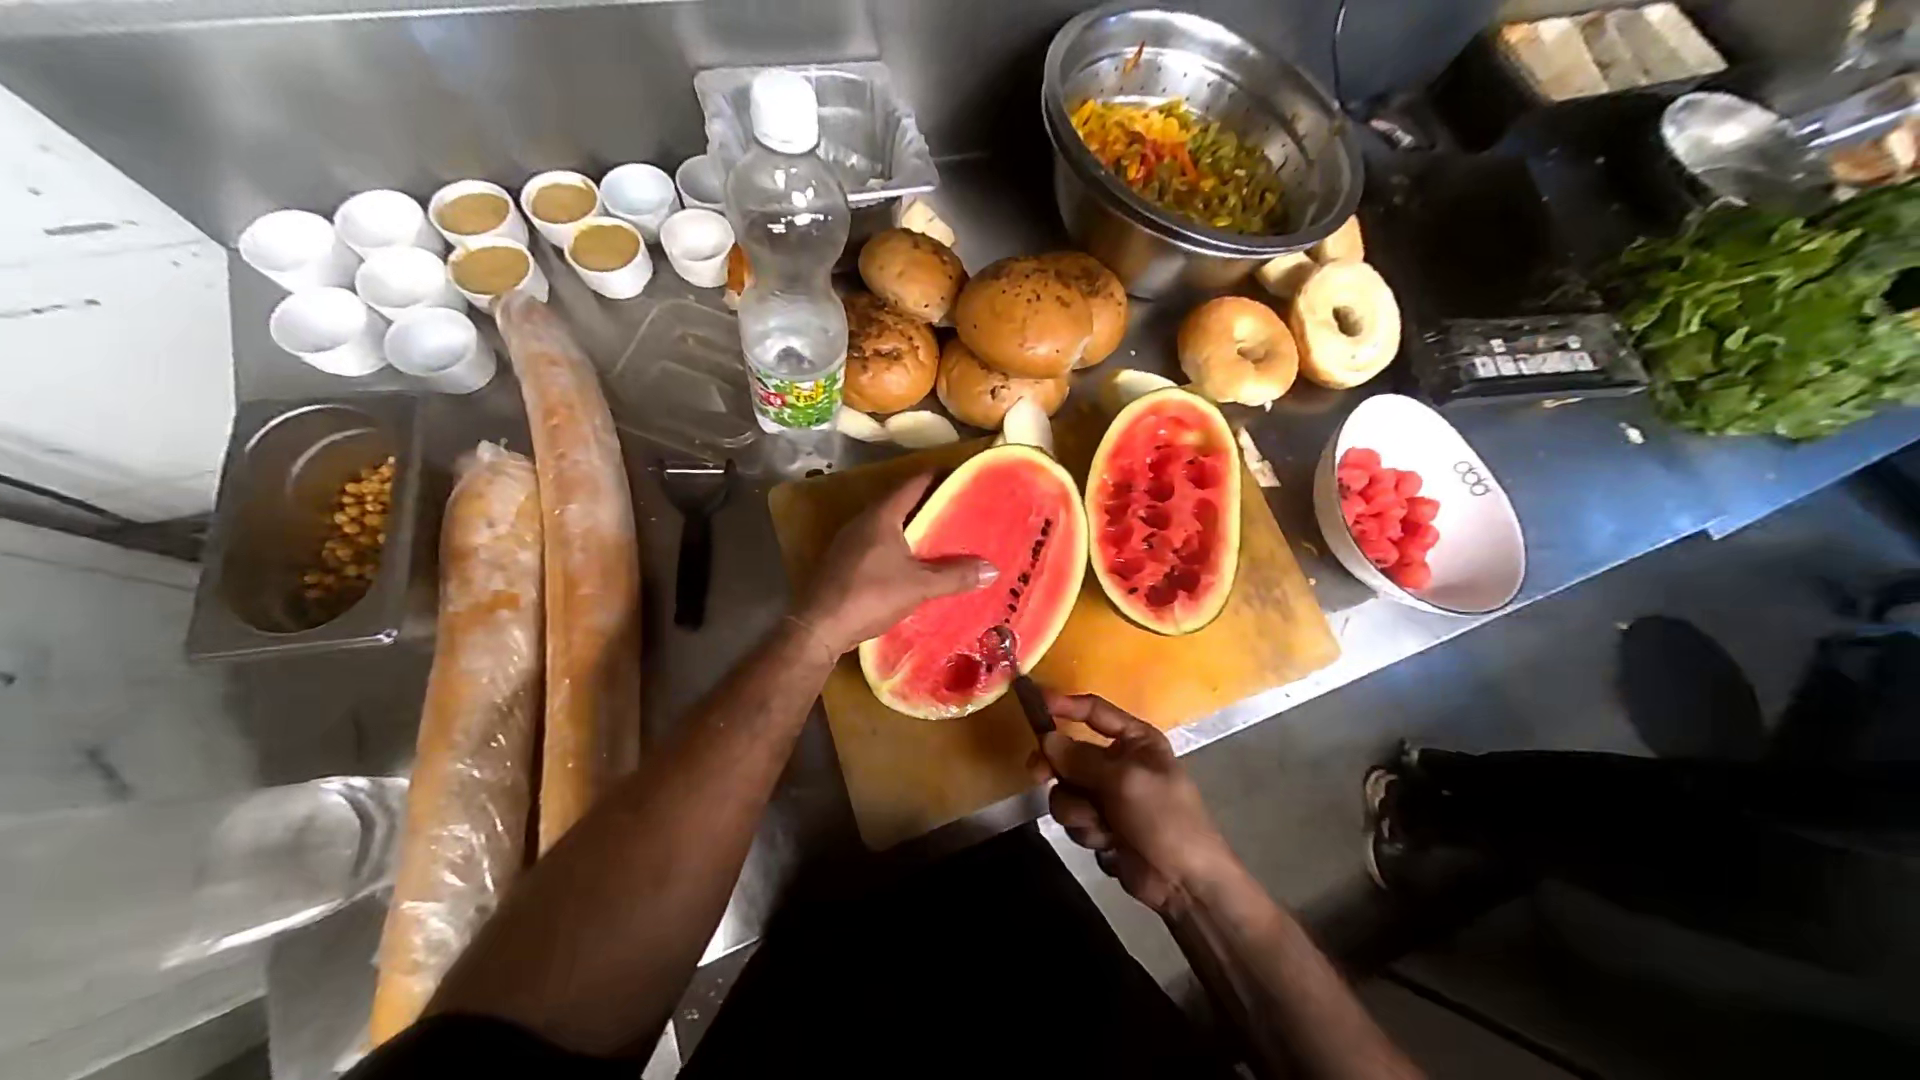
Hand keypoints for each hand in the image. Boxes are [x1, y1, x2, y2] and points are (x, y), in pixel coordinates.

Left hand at [795, 472, 997, 656]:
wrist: (819, 627)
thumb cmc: (869, 596)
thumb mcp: (918, 586)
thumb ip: (955, 576)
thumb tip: (992, 568)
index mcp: (881, 516)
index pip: (913, 484)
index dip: (937, 477)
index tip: (960, 476)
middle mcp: (862, 521)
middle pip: (900, 503)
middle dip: (928, 504)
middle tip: (958, 507)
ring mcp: (849, 542)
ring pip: (888, 526)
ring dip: (912, 528)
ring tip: (941, 534)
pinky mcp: (843, 563)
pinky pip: (877, 544)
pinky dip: (898, 547)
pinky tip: (912, 562)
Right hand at [1031, 693, 1236, 914]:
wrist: (1185, 883)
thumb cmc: (1165, 818)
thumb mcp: (1125, 781)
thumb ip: (1081, 759)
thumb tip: (1045, 738)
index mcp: (1135, 740)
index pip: (1094, 711)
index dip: (1064, 705)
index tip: (1035, 704)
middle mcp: (1118, 762)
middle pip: (1070, 752)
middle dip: (1057, 768)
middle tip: (1038, 775)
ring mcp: (1107, 795)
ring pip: (1066, 790)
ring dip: (1078, 811)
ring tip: (1103, 828)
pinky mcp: (1099, 825)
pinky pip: (1073, 818)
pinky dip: (1087, 831)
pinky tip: (1109, 844)